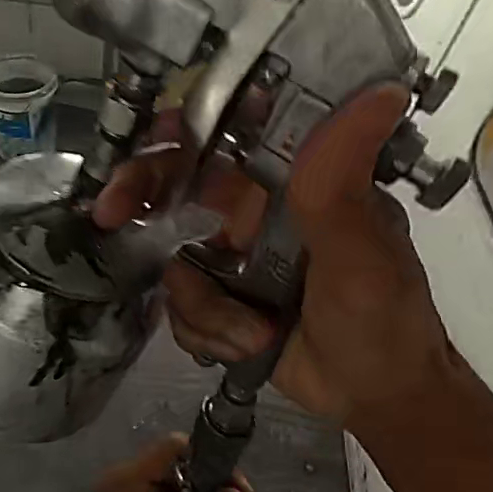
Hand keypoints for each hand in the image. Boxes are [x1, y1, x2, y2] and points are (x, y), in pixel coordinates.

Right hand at [93, 86, 455, 428]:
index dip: (174, 133)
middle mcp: (247, 214)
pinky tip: (246, 347)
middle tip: (112, 217)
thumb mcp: (359, 249)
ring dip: (201, 305)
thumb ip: (339, 182)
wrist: (373, 396)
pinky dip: (205, 333)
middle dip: (137, 200)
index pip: (219, 138)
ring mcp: (225, 260)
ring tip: (253, 334)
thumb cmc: (381, 318)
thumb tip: (379, 95)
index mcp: (284, 185)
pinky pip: (176, 308)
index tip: (144, 141)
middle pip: (170, 190)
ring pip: (169, 263)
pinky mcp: (214, 302)